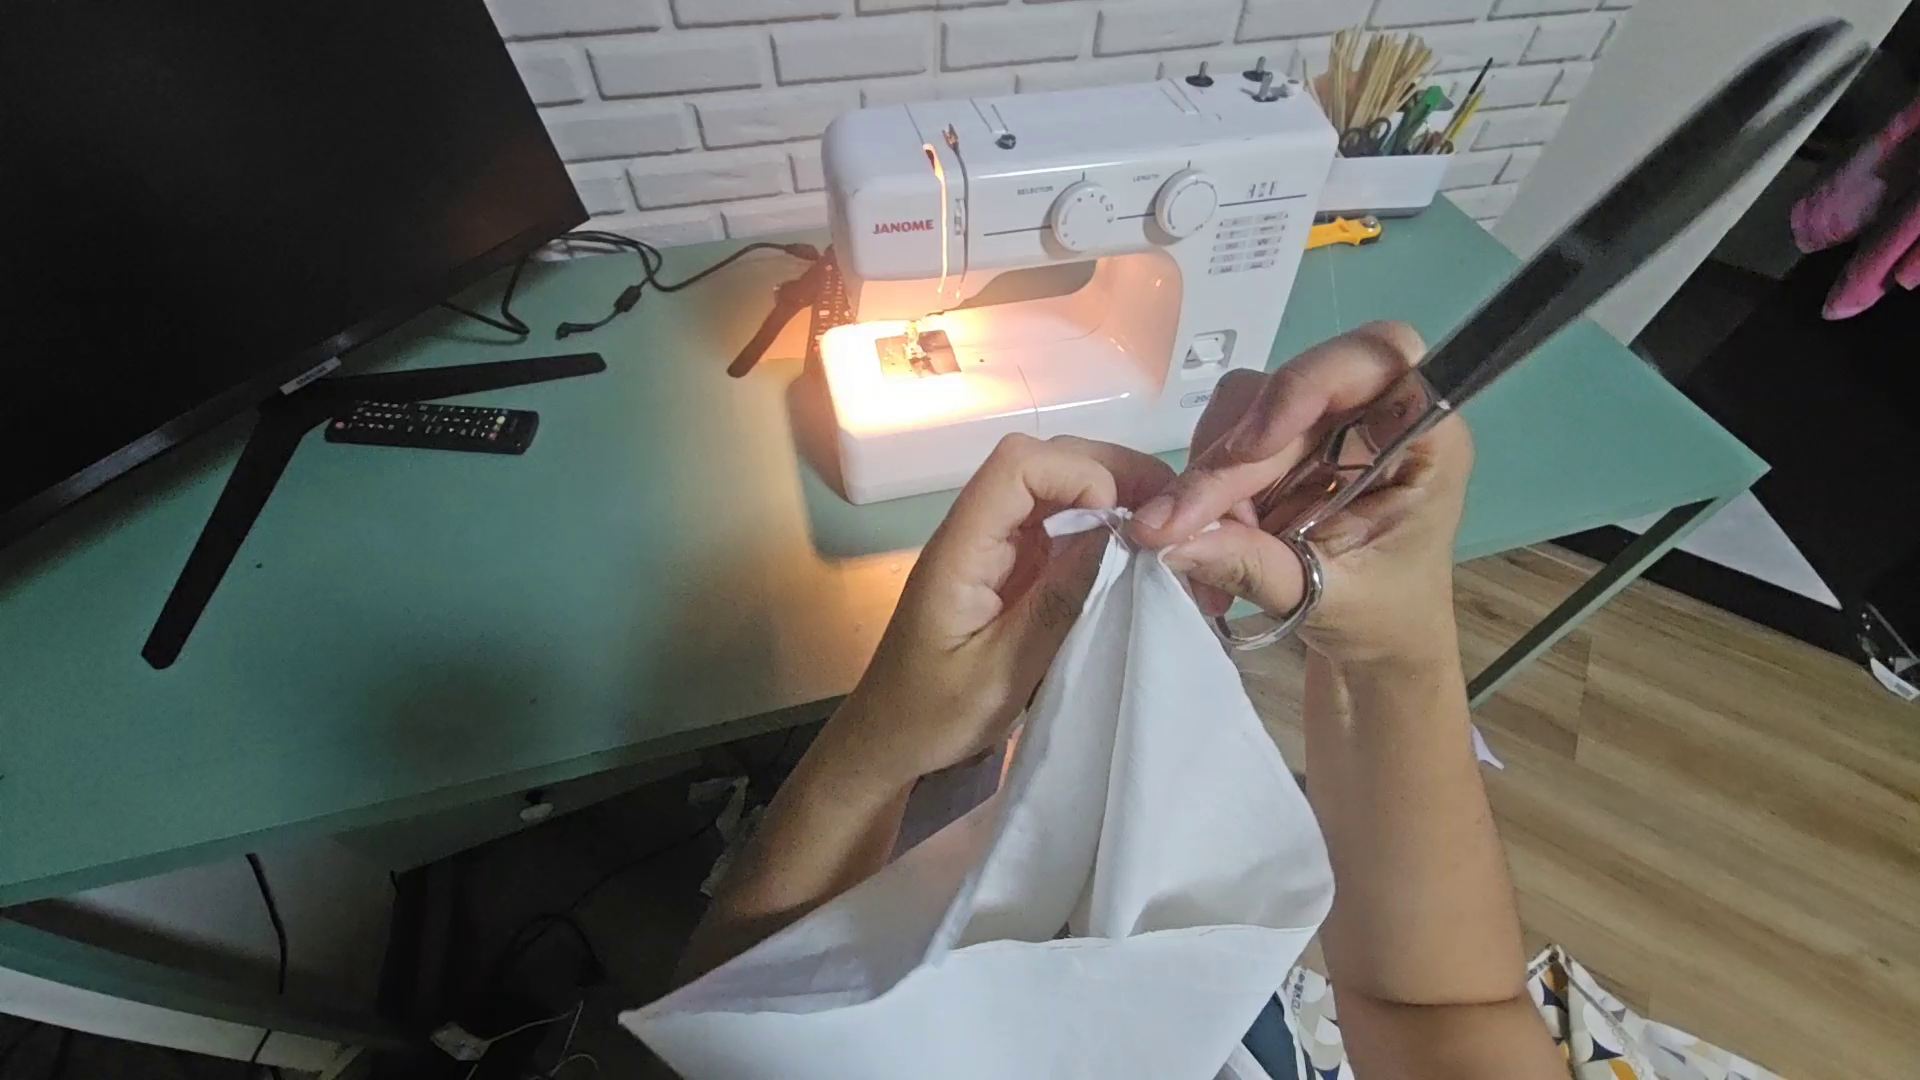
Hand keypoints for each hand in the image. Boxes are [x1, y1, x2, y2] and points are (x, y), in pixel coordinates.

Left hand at [816, 434, 1174, 794]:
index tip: (1124, 520)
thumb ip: (1057, 603)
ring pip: (1052, 489)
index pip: (1015, 467)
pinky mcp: (1008, 566)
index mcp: (961, 549)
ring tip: (1162, 527)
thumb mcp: (1004, 670)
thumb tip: (1118, 535)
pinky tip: (1131, 552)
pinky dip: (1098, 528)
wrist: (891, 735)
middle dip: (1107, 472)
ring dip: (1109, 495)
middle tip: (1169, 510)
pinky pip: (1055, 526)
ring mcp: (992, 546)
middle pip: (1038, 463)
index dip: (1077, 473)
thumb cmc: (934, 713)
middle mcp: (975, 532)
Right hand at [1129, 322, 1473, 665]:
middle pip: (1282, 395)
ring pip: (1240, 412)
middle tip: (1175, 527)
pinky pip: (1221, 444)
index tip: (1252, 448)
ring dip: (1209, 477)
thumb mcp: (1324, 599)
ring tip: (1200, 546)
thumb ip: (1253, 566)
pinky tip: (1202, 538)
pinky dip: (1199, 489)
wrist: (1374, 641)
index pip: (1377, 358)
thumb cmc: (1381, 619)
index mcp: (1421, 439)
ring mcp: (1316, 430)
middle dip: (1226, 464)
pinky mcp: (1276, 450)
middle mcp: (1368, 417)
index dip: (1306, 385)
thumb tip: (1170, 544)